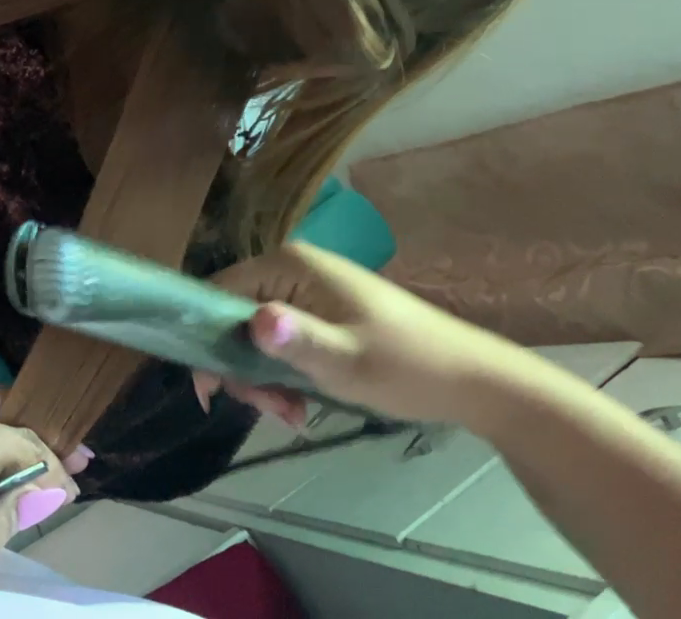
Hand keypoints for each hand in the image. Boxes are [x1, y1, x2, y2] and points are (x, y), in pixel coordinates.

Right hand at [196, 243, 538, 429]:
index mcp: (289, 265)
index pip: (218, 292)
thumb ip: (298, 341)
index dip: (206, 340)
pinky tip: (299, 404)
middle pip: (235, 317)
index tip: (211, 391)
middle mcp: (290, 268)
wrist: (474, 380)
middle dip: (243, 369)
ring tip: (290, 415)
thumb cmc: (407, 366)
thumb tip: (257, 321)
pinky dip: (282, 372)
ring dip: (263, 377)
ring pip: (257, 333)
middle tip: (268, 410)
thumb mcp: (346, 360)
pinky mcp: (321, 310)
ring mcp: (307, 288)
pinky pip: (281, 338)